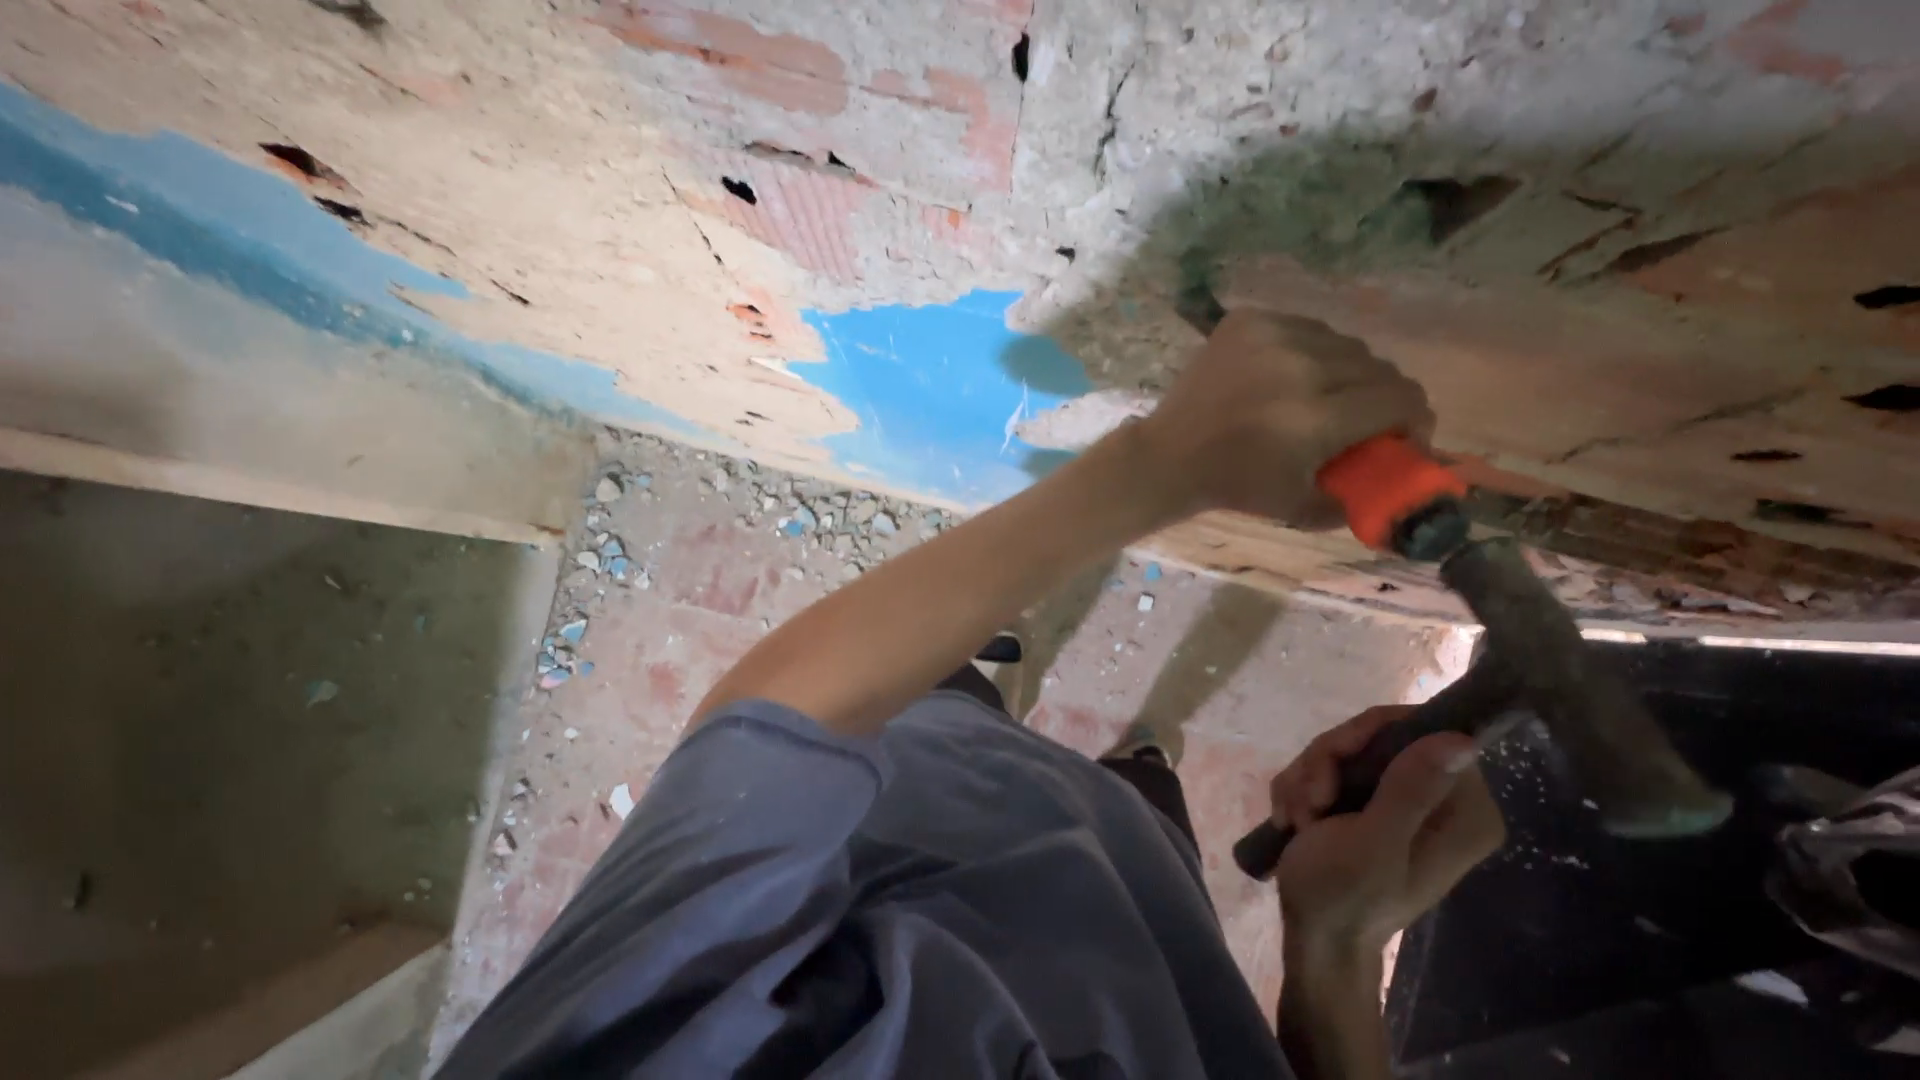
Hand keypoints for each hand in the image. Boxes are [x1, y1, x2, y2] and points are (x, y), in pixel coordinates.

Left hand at [1137, 311, 1433, 527]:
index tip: (1403, 435)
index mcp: (1317, 417)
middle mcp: (1301, 368)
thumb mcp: (1301, 507)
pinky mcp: (1249, 320)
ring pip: (1346, 344)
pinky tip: (1292, 375)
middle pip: (1379, 369)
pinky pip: (1308, 327)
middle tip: (1366, 419)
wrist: (1171, 455)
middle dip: (1384, 398)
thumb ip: (1359, 500)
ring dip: (1348, 371)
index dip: (1415, 419)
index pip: (1401, 399)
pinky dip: (1312, 350)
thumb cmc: (1237, 485)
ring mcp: (1272, 336)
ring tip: (1328, 395)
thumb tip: (1403, 488)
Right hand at [1270, 706, 1503, 953]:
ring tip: (1295, 819)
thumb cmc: (1344, 896)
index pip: (1422, 732)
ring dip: (1308, 780)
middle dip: (1326, 765)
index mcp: (1464, 812)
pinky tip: (1293, 820)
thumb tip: (1463, 738)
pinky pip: (1333, 770)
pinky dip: (1304, 789)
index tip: (1325, 766)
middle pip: (1377, 738)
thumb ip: (1411, 790)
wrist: (1316, 939)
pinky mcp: (1375, 806)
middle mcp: (1444, 800)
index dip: (1365, 735)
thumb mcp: (1373, 844)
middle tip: (1305, 802)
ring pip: (1348, 752)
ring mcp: (1407, 802)